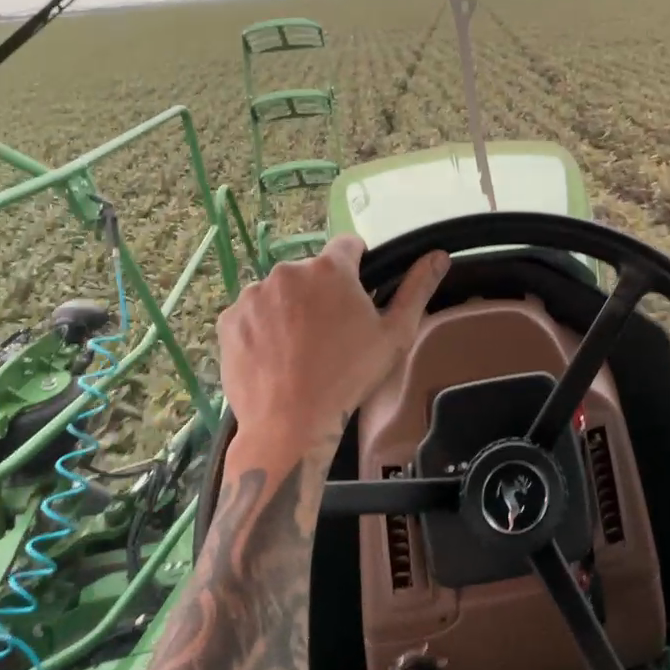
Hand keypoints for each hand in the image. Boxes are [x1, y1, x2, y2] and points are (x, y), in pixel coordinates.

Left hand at [216, 235, 450, 457]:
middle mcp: (288, 271)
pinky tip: (276, 357)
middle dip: (323, 292)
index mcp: (330, 269)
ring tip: (301, 349)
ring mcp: (254, 295)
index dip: (358, 267)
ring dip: (292, 308)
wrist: (289, 424)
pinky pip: (252, 313)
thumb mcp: (395, 334)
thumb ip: (417, 288)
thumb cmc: (349, 377)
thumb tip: (439, 255)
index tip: (359, 297)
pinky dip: (264, 327)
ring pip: (281, 292)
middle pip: (313, 271)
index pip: (348, 245)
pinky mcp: (229, 320)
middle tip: (333, 333)